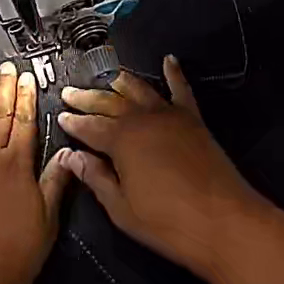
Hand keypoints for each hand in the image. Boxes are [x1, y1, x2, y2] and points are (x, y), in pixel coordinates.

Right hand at [56, 56, 273, 278]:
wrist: (223, 221)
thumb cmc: (168, 223)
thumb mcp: (122, 209)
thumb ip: (96, 178)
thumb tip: (73, 157)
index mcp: (121, 140)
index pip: (89, 126)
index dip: (73, 122)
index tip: (61, 116)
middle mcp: (143, 119)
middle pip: (109, 102)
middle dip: (87, 98)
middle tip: (71, 93)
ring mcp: (170, 115)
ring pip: (140, 89)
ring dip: (121, 82)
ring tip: (108, 76)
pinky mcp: (193, 119)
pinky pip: (181, 89)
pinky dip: (174, 73)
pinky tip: (169, 60)